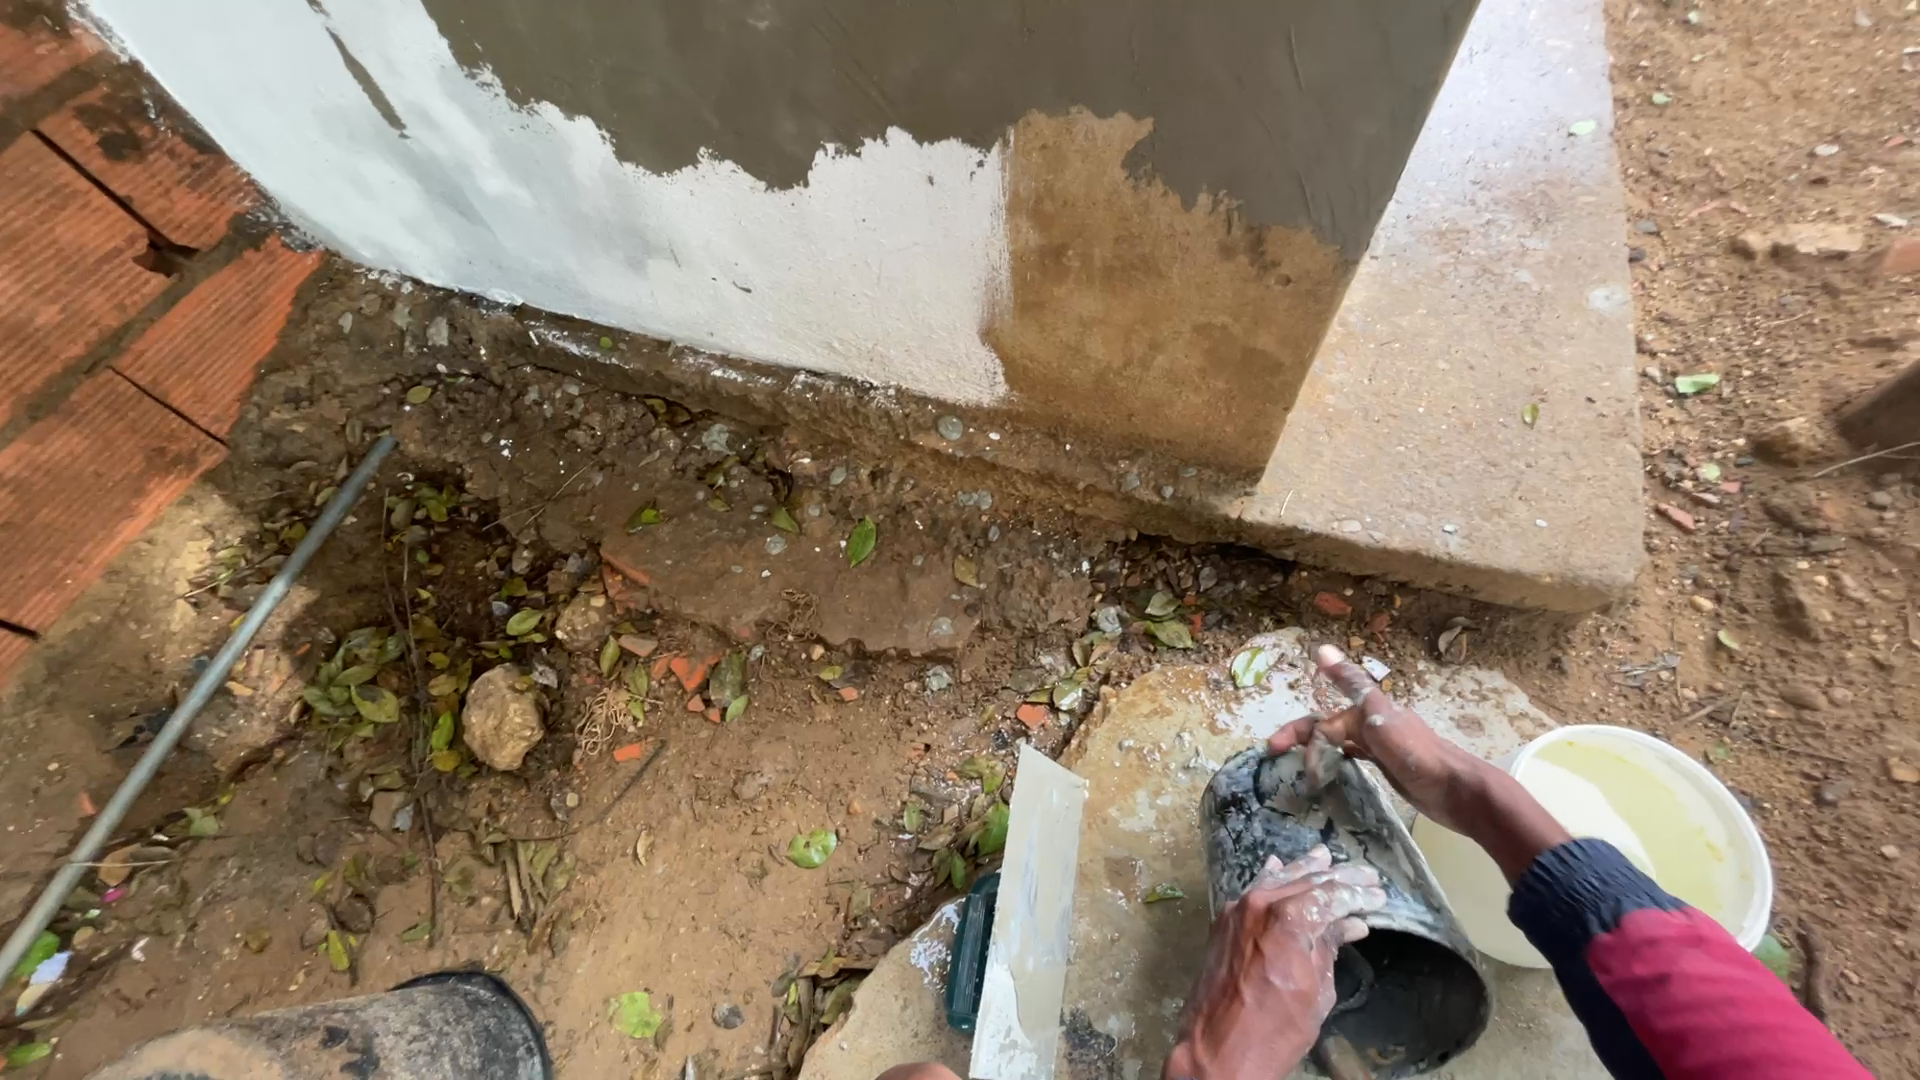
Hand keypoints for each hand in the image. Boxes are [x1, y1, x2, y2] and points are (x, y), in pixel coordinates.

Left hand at [1165, 847, 1386, 1079]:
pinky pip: (1253, 888)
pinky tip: (1279, 866)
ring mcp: (1238, 907)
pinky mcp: (1224, 918)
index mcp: (1288, 918)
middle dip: (1337, 876)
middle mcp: (1261, 902)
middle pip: (1305, 880)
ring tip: (1325, 856)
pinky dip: (1271, 878)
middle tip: (1365, 873)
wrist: (1219, 1042)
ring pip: (1277, 878)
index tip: (1378, 894)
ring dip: (1303, 868)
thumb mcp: (1318, 991)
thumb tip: (1351, 924)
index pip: (1332, 895)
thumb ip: (1329, 948)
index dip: (1358, 894)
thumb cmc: (1277, 1027)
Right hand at [1266, 644, 1486, 833]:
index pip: (1323, 722)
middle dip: (1301, 741)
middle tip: (1276, 756)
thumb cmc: (1418, 753)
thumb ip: (1350, 682)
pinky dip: (1336, 761)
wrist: (1461, 792)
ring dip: (1317, 752)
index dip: (1300, 735)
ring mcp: (1380, 745)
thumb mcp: (1378, 715)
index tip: (1274, 750)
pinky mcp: (1388, 765)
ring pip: (1338, 743)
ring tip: (1302, 770)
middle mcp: (1370, 724)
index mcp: (1366, 711)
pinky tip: (1331, 771)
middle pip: (1326, 729)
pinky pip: (1352, 757)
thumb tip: (1319, 647)